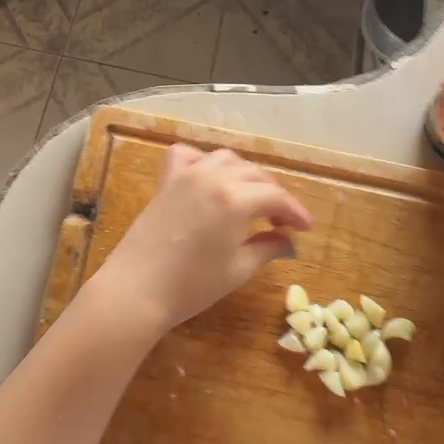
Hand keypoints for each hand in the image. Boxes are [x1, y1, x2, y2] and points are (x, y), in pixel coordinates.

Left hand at [88, 144, 312, 336]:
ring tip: (253, 200)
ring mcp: (186, 174)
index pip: (275, 197)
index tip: (306, 229)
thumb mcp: (238, 270)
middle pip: (254, 175)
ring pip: (226, 160)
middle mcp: (212, 177)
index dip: (295, 212)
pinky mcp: (167, 180)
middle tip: (283, 221)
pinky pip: (188, 155)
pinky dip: (204, 161)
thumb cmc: (192, 285)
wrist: (138, 287)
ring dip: (245, 175)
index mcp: (235, 199)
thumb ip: (267, 248)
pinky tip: (211, 178)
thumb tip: (290, 242)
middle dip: (274, 195)